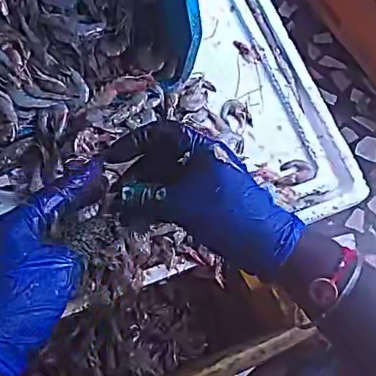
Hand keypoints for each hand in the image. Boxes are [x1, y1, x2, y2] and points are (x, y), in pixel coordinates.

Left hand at [0, 161, 101, 375]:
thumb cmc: (20, 302)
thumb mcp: (60, 267)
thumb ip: (76, 245)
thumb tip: (84, 237)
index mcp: (15, 225)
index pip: (53, 196)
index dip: (78, 183)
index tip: (97, 169)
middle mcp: (5, 237)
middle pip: (45, 213)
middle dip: (73, 203)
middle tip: (100, 191)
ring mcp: (1, 259)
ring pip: (40, 234)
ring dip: (65, 227)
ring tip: (91, 218)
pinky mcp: (4, 280)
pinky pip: (35, 253)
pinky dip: (55, 247)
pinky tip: (70, 252)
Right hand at [104, 121, 303, 276]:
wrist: (265, 242)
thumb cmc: (227, 213)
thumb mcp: (182, 203)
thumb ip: (147, 197)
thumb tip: (118, 197)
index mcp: (198, 146)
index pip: (157, 133)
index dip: (130, 143)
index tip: (110, 158)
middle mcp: (198, 158)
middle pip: (157, 157)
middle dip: (133, 174)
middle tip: (114, 192)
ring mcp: (201, 180)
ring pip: (162, 179)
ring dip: (141, 193)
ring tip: (123, 210)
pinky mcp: (202, 200)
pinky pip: (171, 196)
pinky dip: (154, 205)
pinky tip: (139, 218)